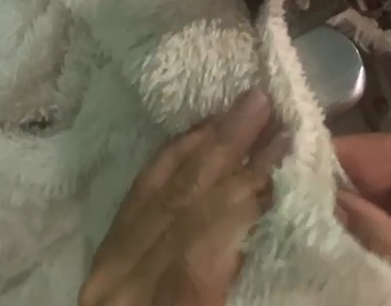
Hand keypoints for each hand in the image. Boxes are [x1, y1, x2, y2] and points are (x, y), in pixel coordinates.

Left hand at [80, 90, 287, 305]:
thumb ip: (256, 280)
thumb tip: (290, 220)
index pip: (206, 242)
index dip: (251, 190)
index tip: (289, 147)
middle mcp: (126, 289)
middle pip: (185, 204)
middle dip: (231, 149)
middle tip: (268, 104)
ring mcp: (106, 271)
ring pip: (160, 190)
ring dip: (205, 143)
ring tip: (244, 107)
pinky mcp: (100, 259)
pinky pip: (137, 195)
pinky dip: (170, 158)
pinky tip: (197, 133)